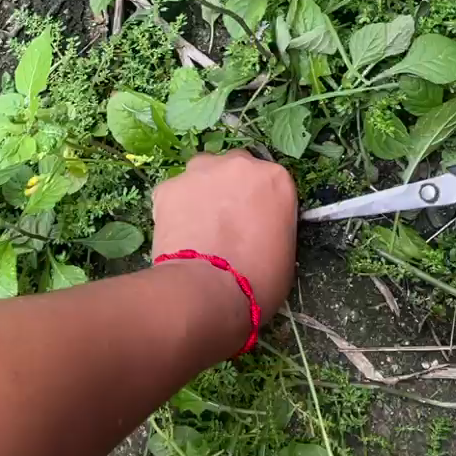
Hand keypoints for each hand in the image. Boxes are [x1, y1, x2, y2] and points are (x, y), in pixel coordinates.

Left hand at [151, 152, 297, 323]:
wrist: (206, 291)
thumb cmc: (258, 281)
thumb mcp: (285, 253)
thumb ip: (274, 226)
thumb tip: (258, 231)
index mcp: (276, 178)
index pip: (270, 184)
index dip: (261, 204)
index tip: (255, 224)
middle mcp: (239, 164)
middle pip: (237, 169)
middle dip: (233, 190)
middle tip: (227, 224)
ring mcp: (201, 171)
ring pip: (203, 174)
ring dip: (204, 192)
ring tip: (199, 227)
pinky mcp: (169, 186)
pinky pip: (175, 194)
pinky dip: (176, 210)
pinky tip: (178, 236)